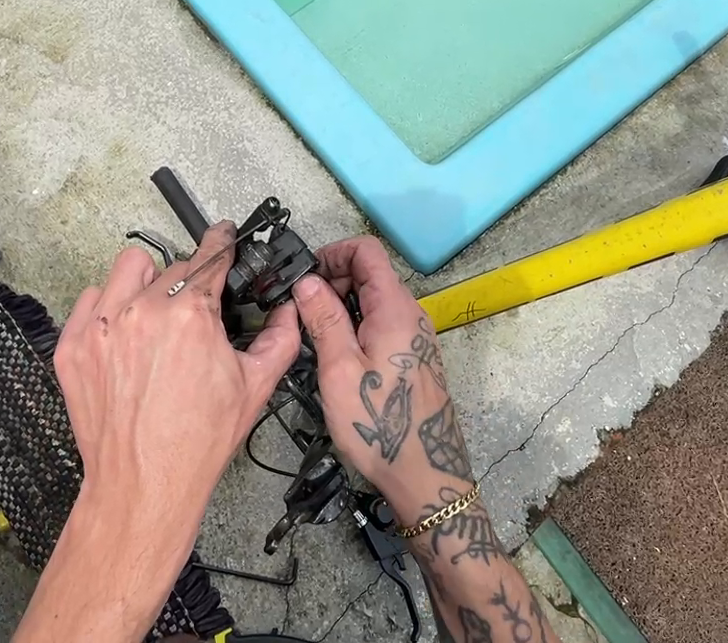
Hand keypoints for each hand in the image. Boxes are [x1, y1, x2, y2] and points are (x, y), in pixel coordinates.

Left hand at [52, 222, 300, 554]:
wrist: (143, 486)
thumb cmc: (195, 442)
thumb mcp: (254, 388)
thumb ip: (279, 339)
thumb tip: (288, 314)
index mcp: (190, 316)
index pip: (210, 254)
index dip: (221, 242)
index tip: (222, 235)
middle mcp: (143, 312)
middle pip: (174, 266)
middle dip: (188, 284)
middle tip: (191, 316)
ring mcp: (102, 327)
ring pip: (129, 268)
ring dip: (146, 283)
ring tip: (154, 317)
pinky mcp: (74, 345)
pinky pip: (90, 298)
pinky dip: (108, 308)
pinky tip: (123, 337)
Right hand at [292, 238, 477, 516]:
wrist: (425, 475)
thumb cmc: (379, 426)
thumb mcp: (339, 370)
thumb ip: (324, 319)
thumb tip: (306, 281)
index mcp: (395, 308)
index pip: (366, 251)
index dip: (333, 253)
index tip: (305, 276)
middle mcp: (410, 314)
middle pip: (370, 272)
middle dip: (332, 280)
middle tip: (302, 311)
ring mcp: (414, 335)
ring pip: (374, 298)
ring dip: (342, 305)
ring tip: (315, 335)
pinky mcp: (412, 355)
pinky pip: (381, 321)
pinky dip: (356, 324)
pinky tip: (337, 354)